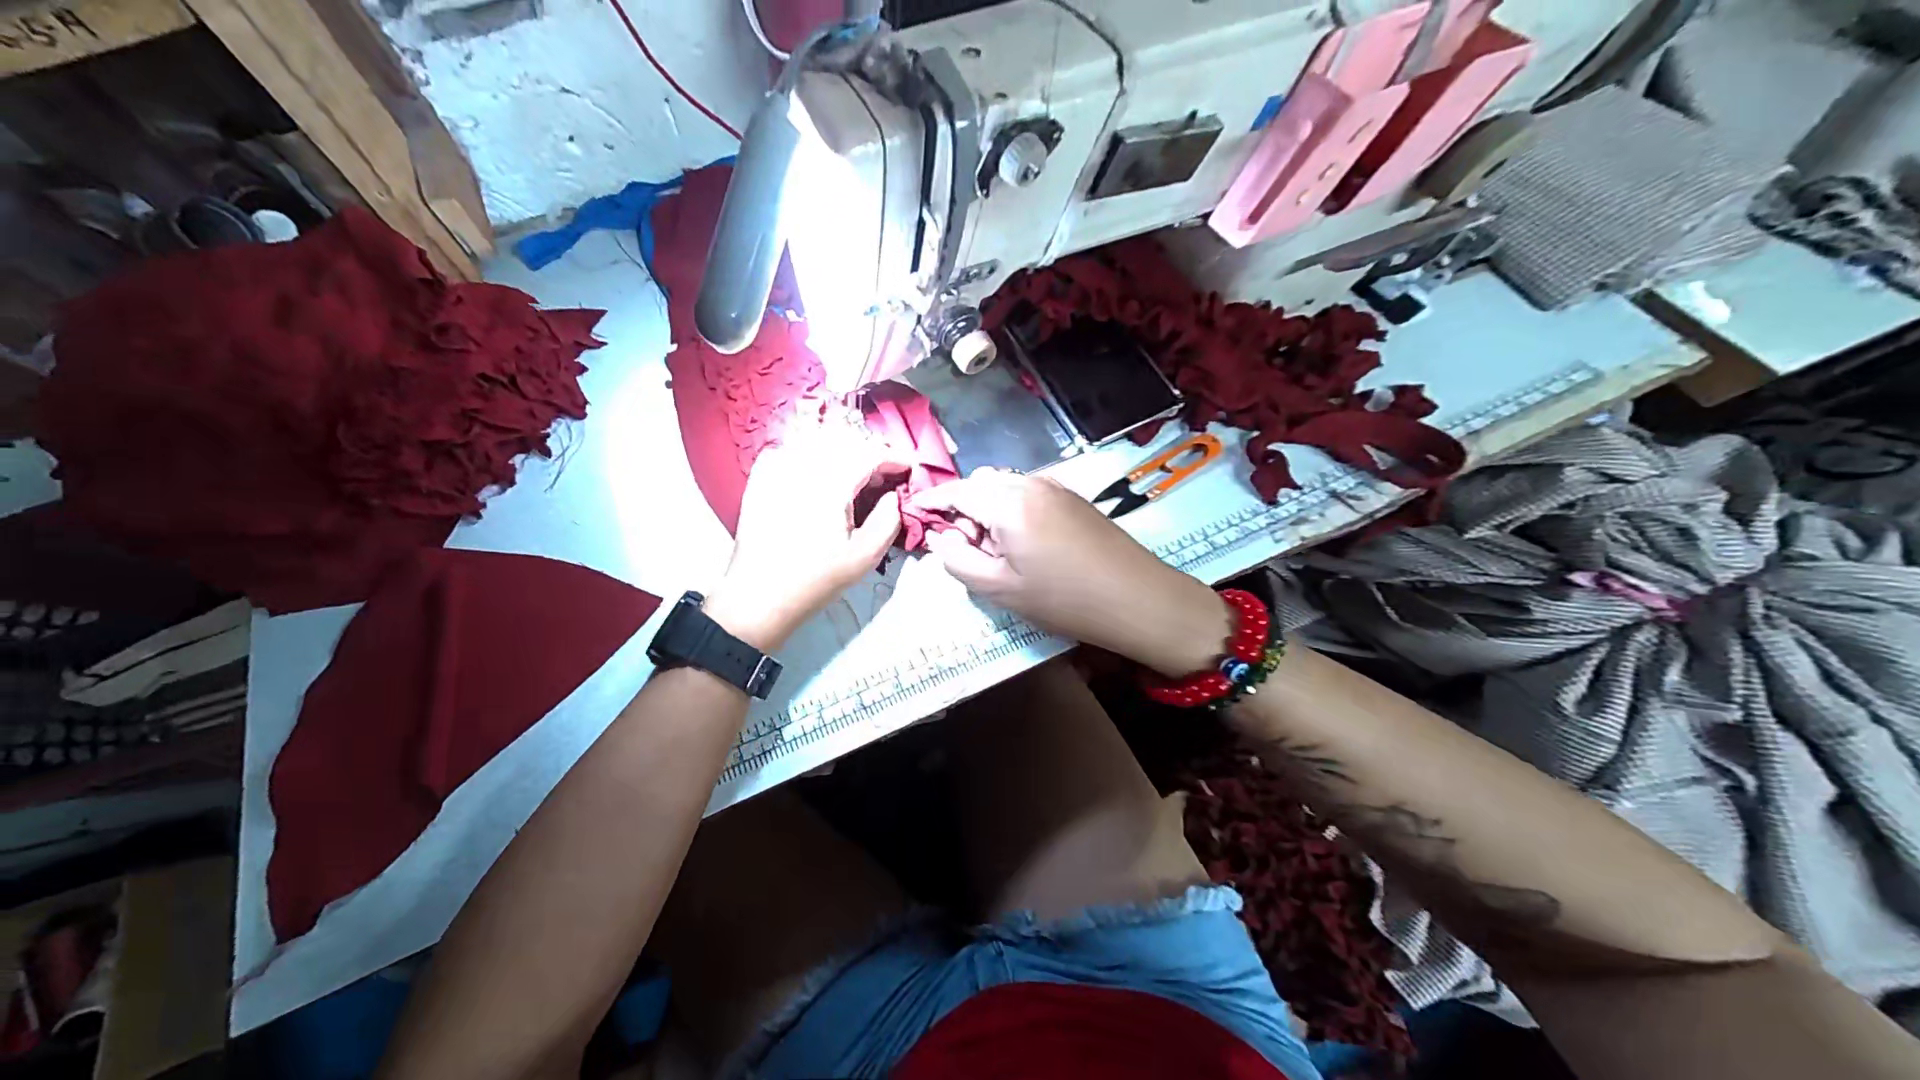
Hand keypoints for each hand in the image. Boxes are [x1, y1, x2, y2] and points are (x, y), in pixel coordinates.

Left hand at [705, 416, 903, 651]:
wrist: (757, 596)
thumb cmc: (814, 580)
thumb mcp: (864, 557)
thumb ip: (888, 520)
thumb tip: (892, 496)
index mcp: (831, 482)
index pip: (870, 452)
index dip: (894, 457)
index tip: (908, 470)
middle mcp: (802, 465)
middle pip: (846, 442)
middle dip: (870, 455)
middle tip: (883, 479)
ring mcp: (777, 468)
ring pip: (818, 443)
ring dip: (842, 453)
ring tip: (853, 479)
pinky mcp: (761, 478)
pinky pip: (791, 451)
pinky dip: (810, 456)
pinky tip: (816, 478)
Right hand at [910, 470, 1230, 676]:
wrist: (1136, 597)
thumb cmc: (1063, 599)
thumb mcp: (1000, 588)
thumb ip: (958, 560)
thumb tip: (941, 538)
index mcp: (1007, 502)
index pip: (956, 490)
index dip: (932, 500)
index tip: (916, 510)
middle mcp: (1029, 484)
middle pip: (980, 484)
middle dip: (964, 509)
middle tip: (970, 550)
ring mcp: (1055, 487)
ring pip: (1004, 486)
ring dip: (989, 509)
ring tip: (1000, 552)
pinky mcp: (1072, 497)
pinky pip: (1027, 493)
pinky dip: (1012, 509)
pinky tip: (1025, 544)